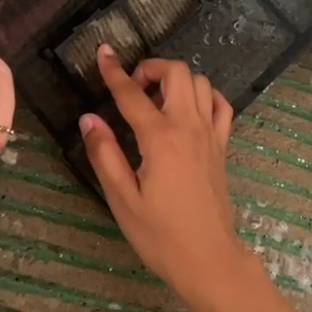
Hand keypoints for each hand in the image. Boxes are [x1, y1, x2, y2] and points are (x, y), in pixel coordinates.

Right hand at [81, 47, 248, 308]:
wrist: (208, 258)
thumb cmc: (160, 235)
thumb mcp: (122, 199)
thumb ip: (104, 154)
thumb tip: (89, 118)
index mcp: (160, 138)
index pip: (132, 93)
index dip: (114, 71)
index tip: (103, 52)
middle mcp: (189, 126)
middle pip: (177, 72)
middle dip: (151, 67)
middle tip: (132, 86)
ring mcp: (211, 134)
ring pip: (200, 82)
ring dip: (177, 79)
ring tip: (156, 98)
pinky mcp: (222, 146)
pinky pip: (220, 105)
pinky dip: (205, 95)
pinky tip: (189, 108)